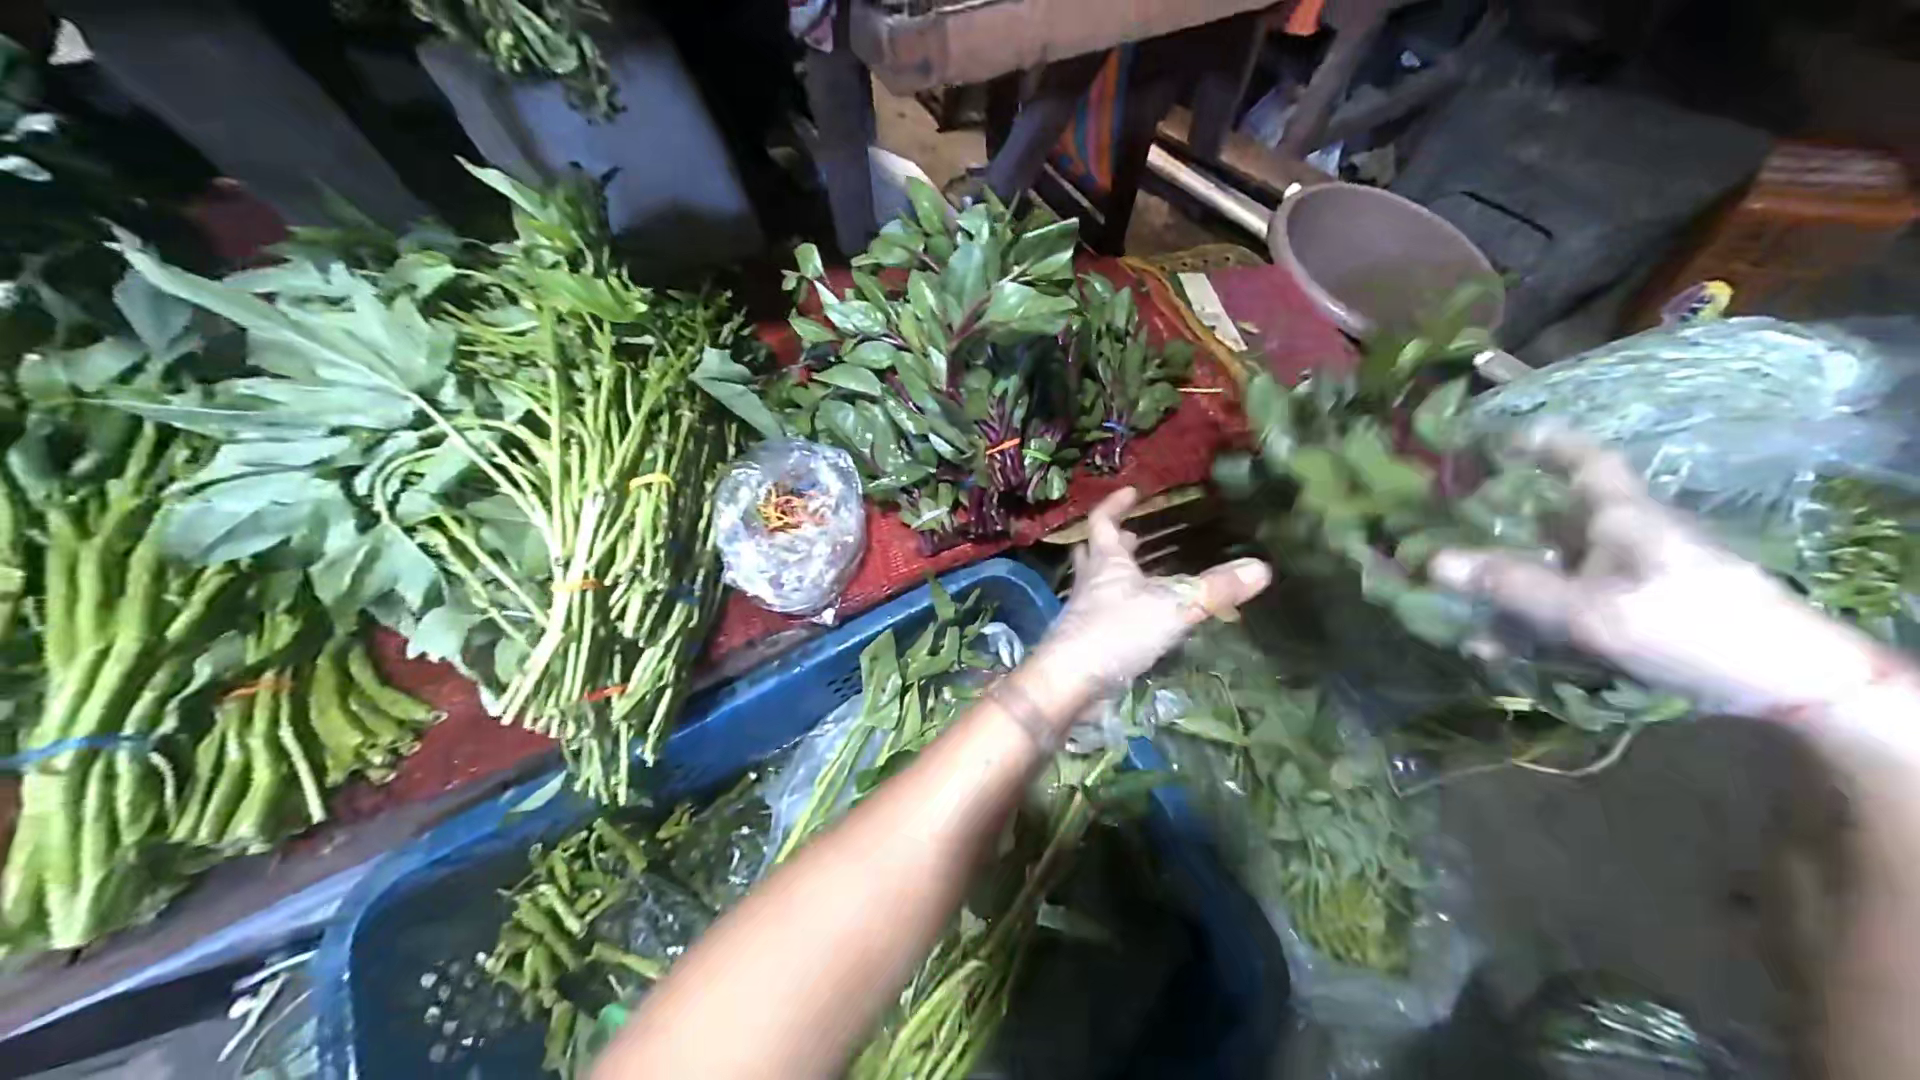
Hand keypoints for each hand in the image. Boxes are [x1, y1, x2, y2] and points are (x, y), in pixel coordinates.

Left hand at [1031, 487, 1271, 698]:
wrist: (1070, 680)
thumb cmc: (1116, 631)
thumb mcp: (1174, 607)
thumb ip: (1216, 589)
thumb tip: (1262, 568)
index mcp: (1107, 563)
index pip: (1103, 522)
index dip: (1115, 505)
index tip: (1132, 492)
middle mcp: (1090, 582)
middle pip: (1095, 552)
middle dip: (1113, 542)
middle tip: (1132, 537)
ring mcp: (1084, 612)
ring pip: (1096, 584)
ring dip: (1114, 576)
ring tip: (1139, 577)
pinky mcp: (1085, 641)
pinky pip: (1102, 615)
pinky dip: (1118, 611)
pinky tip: (1136, 622)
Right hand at [1428, 429, 1880, 715]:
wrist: (1788, 687)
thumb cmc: (1691, 629)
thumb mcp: (1592, 611)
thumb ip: (1512, 586)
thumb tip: (1432, 561)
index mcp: (1623, 517)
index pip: (1586, 462)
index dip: (1546, 443)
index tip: (1503, 437)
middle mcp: (1622, 537)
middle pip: (1549, 518)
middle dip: (1495, 524)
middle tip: (1444, 529)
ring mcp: (1627, 575)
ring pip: (1547, 567)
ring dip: (1500, 586)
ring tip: (1454, 607)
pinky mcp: (1630, 611)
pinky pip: (1561, 604)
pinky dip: (1523, 621)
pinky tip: (1491, 647)